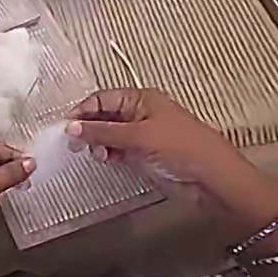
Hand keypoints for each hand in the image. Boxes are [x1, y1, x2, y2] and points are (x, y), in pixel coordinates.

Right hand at [65, 88, 277, 238]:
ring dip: (97, 142)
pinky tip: (106, 159)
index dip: (84, 110)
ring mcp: (139, 134)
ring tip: (97, 154)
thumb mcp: (139, 136)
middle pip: (103, 115)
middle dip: (88, 127)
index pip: (103, 98)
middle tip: (75, 144)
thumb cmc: (179, 147)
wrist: (210, 177)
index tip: (67, 127)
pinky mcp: (141, 153)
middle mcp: (138, 113)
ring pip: (107, 134)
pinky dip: (107, 153)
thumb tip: (70, 127)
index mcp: (141, 99)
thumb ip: (103, 131)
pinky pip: (115, 149)